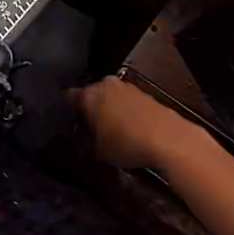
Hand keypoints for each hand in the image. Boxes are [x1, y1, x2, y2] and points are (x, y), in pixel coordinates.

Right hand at [67, 76, 200, 169]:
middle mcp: (106, 84)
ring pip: (110, 96)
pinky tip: (128, 127)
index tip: (65, 121)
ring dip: (108, 109)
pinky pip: (126, 101)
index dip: (66, 110)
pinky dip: (125, 111)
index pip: (68, 97)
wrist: (168, 137)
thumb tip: (86, 137)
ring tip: (109, 129)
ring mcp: (127, 86)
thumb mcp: (98, 150)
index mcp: (89, 95)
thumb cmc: (126, 143)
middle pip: (91, 94)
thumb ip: (88, 139)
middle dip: (89, 108)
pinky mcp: (144, 93)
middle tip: (87, 127)